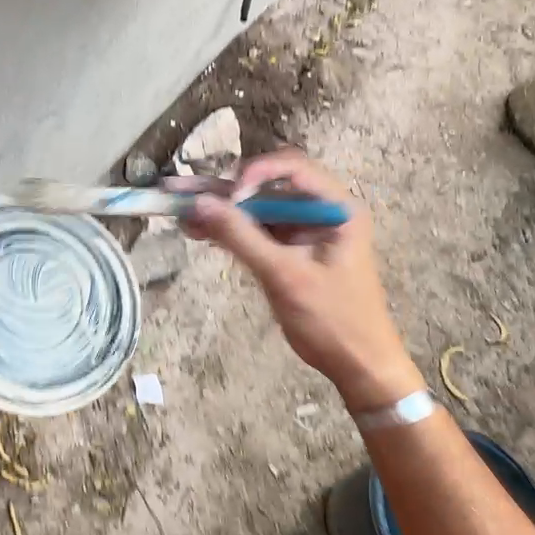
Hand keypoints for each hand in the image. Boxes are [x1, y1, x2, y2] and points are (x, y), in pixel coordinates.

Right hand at [181, 150, 424, 410]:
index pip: (293, 167)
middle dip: (221, 189)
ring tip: (176, 207)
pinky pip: (251, 230)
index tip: (229, 195)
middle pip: (264, 185)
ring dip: (216, 208)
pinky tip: (193, 228)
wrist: (358, 367)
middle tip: (180, 188)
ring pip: (252, 207)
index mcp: (336, 208)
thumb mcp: (285, 276)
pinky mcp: (286, 250)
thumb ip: (241, 236)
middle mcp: (318, 211)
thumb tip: (198, 202)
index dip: (256, 172)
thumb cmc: (334, 320)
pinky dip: (224, 229)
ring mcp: (300, 231)